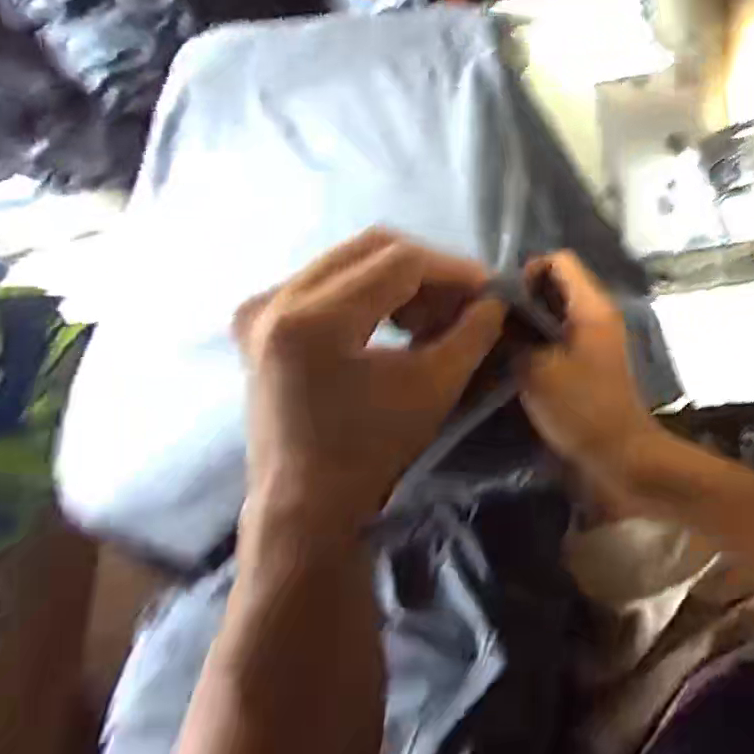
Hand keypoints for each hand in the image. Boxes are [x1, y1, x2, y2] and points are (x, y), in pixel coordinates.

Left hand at [234, 229, 506, 537]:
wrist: (304, 504)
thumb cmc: (371, 453)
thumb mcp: (434, 388)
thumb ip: (472, 332)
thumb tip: (495, 298)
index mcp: (313, 319)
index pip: (398, 262)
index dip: (452, 269)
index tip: (488, 287)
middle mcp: (276, 299)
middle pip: (371, 249)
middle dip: (427, 270)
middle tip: (462, 300)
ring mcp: (261, 307)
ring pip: (349, 260)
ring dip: (398, 279)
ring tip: (431, 316)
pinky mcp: (258, 320)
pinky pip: (325, 280)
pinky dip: (367, 291)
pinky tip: (394, 320)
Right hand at [516, 253, 664, 502]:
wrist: (621, 457)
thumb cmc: (582, 408)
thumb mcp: (537, 370)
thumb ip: (514, 337)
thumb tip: (496, 318)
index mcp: (592, 306)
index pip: (559, 260)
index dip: (528, 271)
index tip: (504, 301)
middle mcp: (596, 314)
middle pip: (555, 284)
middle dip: (523, 297)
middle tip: (492, 320)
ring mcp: (593, 338)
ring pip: (554, 311)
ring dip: (527, 321)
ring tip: (497, 340)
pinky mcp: (587, 361)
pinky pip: (558, 335)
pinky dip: (536, 340)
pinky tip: (512, 360)